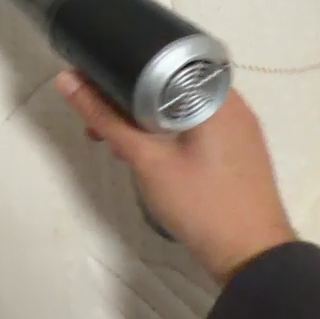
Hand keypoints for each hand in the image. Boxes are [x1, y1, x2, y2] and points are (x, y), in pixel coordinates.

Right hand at [54, 70, 295, 282]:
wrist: (253, 260)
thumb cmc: (200, 203)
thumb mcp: (144, 158)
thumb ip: (104, 117)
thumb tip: (66, 80)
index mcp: (215, 96)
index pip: (161, 58)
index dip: (121, 63)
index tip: (92, 81)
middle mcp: (231, 104)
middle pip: (167, 83)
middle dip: (126, 96)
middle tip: (96, 117)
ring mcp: (238, 128)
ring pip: (177, 105)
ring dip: (142, 116)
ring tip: (113, 140)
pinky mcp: (236, 148)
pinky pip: (191, 123)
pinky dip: (163, 128)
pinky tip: (142, 149)